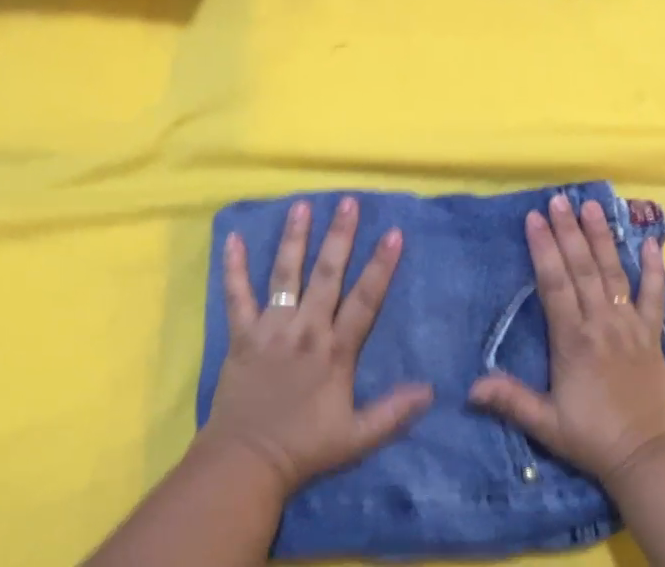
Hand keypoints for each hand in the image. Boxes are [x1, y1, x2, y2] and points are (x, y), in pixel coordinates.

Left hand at [200, 196, 433, 495]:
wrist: (246, 461)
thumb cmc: (305, 448)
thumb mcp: (358, 437)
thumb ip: (393, 412)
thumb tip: (430, 390)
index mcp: (336, 351)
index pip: (365, 301)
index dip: (381, 266)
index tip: (394, 234)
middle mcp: (306, 329)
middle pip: (327, 275)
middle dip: (340, 236)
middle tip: (348, 202)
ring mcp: (271, 328)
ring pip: (285, 275)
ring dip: (294, 239)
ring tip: (302, 206)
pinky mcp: (242, 334)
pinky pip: (237, 295)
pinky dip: (234, 267)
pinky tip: (234, 239)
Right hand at [469, 194, 664, 483]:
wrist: (646, 457)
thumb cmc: (591, 437)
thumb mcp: (545, 423)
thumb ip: (510, 400)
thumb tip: (470, 387)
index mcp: (574, 340)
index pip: (555, 284)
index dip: (544, 249)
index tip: (534, 219)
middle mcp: (602, 324)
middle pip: (583, 269)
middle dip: (569, 232)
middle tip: (559, 200)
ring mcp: (631, 327)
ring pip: (614, 274)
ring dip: (602, 238)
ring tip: (593, 207)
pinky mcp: (653, 335)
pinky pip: (655, 296)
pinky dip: (654, 268)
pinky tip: (650, 242)